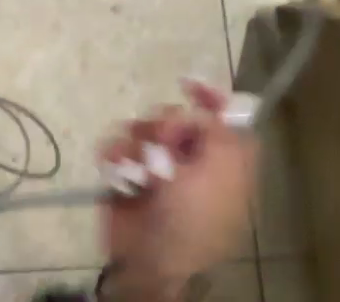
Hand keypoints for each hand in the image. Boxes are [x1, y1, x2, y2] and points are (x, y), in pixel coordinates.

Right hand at [98, 81, 258, 301]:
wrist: (147, 255)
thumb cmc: (191, 218)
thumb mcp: (218, 175)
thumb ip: (220, 135)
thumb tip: (209, 110)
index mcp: (224, 167)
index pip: (224, 123)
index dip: (210, 100)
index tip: (188, 84)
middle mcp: (193, 164)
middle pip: (178, 119)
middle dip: (166, 125)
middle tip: (162, 143)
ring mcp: (158, 168)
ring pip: (143, 129)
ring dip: (136, 142)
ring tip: (135, 164)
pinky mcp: (127, 173)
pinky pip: (117, 145)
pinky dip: (115, 154)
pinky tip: (118, 169)